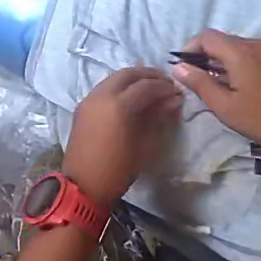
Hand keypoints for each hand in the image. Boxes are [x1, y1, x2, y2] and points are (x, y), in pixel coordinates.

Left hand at [63, 67, 182, 203]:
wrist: (83, 186)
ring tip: (150, 88)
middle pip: (128, 74)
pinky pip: (104, 88)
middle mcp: (102, 96)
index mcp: (119, 105)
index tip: (177, 92)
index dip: (164, 87)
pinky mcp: (82, 107)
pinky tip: (131, 97)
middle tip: (165, 83)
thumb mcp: (145, 145)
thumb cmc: (118, 170)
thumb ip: (158, 117)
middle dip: (149, 75)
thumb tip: (173, 100)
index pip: (147, 86)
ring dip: (133, 79)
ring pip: (114, 78)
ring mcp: (89, 99)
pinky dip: (120, 86)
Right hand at [170, 30, 260, 158]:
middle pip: (227, 41)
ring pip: (246, 47)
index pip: (207, 36)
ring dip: (232, 60)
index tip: (187, 68)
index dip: (191, 48)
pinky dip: (252, 63)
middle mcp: (260, 44)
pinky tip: (255, 86)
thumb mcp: (225, 107)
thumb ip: (200, 84)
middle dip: (211, 56)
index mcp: (241, 53)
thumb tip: (178, 67)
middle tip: (206, 81)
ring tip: (231, 86)